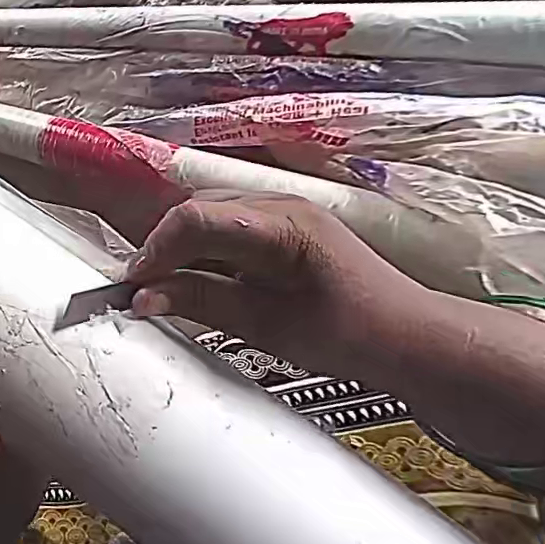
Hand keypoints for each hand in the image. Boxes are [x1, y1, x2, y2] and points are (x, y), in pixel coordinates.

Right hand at [123, 190, 429, 382]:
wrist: (411, 338)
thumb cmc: (354, 333)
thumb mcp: (268, 326)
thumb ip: (200, 303)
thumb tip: (143, 298)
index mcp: (284, 225)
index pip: (195, 219)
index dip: (154, 250)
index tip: (133, 285)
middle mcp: (278, 205)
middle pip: (193, 210)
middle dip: (160, 249)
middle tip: (142, 289)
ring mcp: (277, 209)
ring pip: (201, 214)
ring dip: (175, 248)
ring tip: (164, 285)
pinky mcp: (274, 223)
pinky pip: (218, 225)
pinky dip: (195, 250)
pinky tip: (192, 276)